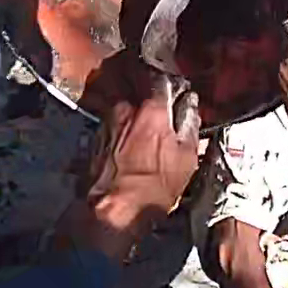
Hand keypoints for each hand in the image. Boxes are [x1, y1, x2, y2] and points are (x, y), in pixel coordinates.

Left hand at [62, 53, 201, 261]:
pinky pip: (114, 120)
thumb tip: (191, 106)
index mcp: (152, 109)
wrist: (111, 208)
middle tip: (163, 103)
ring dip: (136, 109)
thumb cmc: (153, 187)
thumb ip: (189, 125)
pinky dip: (124, 124)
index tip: (179, 90)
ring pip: (126, 103)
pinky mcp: (96, 134)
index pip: (163, 79)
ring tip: (146, 126)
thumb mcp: (185, 158)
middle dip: (152, 92)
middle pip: (140, 87)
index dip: (173, 82)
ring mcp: (108, 120)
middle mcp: (126, 107)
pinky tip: (131, 140)